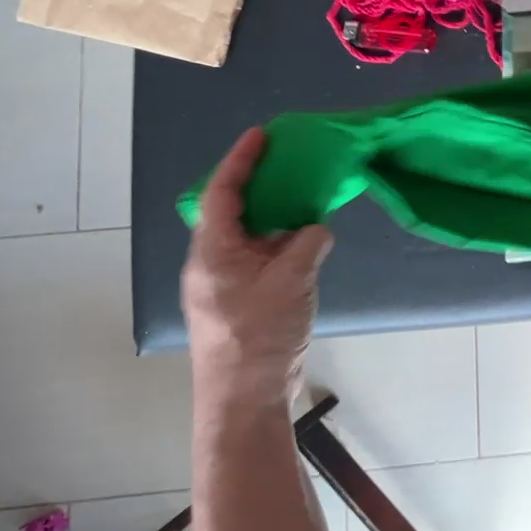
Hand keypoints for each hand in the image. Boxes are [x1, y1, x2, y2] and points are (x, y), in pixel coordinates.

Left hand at [182, 128, 332, 401]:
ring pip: (253, 233)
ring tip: (307, 189)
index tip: (261, 134)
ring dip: (277, 211)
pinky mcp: (247, 298)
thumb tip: (317, 228)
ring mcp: (229, 282)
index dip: (240, 161)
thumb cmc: (260, 334)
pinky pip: (266, 254)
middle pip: (233, 210)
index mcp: (213, 253)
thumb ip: (309, 242)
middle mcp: (214, 262)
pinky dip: (287, 237)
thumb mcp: (293, 279)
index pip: (222, 194)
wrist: (246, 396)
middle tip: (289, 157)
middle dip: (259, 181)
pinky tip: (311, 236)